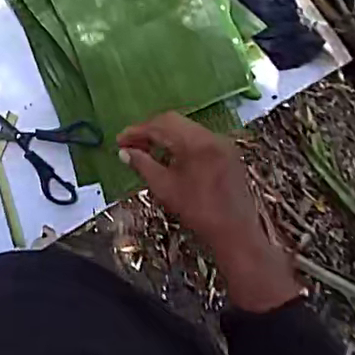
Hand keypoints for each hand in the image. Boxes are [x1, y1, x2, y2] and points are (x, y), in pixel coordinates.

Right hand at [117, 112, 299, 312]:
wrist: (235, 233)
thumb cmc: (198, 211)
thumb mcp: (164, 187)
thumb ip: (142, 164)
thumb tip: (124, 152)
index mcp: (196, 143)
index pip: (160, 125)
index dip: (137, 131)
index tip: (120, 140)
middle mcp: (211, 136)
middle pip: (173, 121)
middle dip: (149, 130)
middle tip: (130, 144)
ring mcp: (221, 143)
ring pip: (185, 128)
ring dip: (164, 135)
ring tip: (146, 150)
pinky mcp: (227, 153)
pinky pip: (197, 138)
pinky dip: (179, 142)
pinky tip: (167, 155)